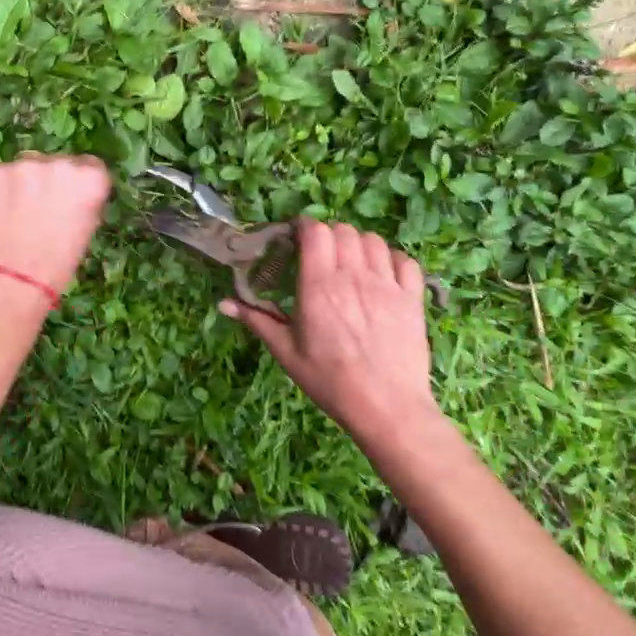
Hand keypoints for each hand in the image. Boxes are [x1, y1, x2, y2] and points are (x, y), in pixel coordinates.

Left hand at [0, 154, 110, 297]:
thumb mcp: (85, 230)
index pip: (88, 166)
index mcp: (90, 179)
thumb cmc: (57, 266)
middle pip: (55, 163)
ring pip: (24, 167)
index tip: (67, 199)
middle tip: (38, 209)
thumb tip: (71, 193)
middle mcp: (59, 164)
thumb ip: (81, 201)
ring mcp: (23, 164)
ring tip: (14, 213)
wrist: (13, 282)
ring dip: (22, 182)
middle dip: (48, 180)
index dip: (76, 184)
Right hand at [222, 219, 438, 439]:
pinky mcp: (412, 299)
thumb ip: (257, 320)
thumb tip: (222, 303)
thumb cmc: (330, 381)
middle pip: (343, 230)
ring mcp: (387, 285)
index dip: (304, 227)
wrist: (387, 408)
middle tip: (320, 254)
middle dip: (328, 234)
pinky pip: (405, 261)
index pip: (315, 231)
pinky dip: (391, 259)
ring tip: (350, 262)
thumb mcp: (286, 352)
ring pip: (373, 240)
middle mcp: (353, 276)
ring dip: (358, 244)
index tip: (296, 238)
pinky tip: (382, 274)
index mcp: (318, 286)